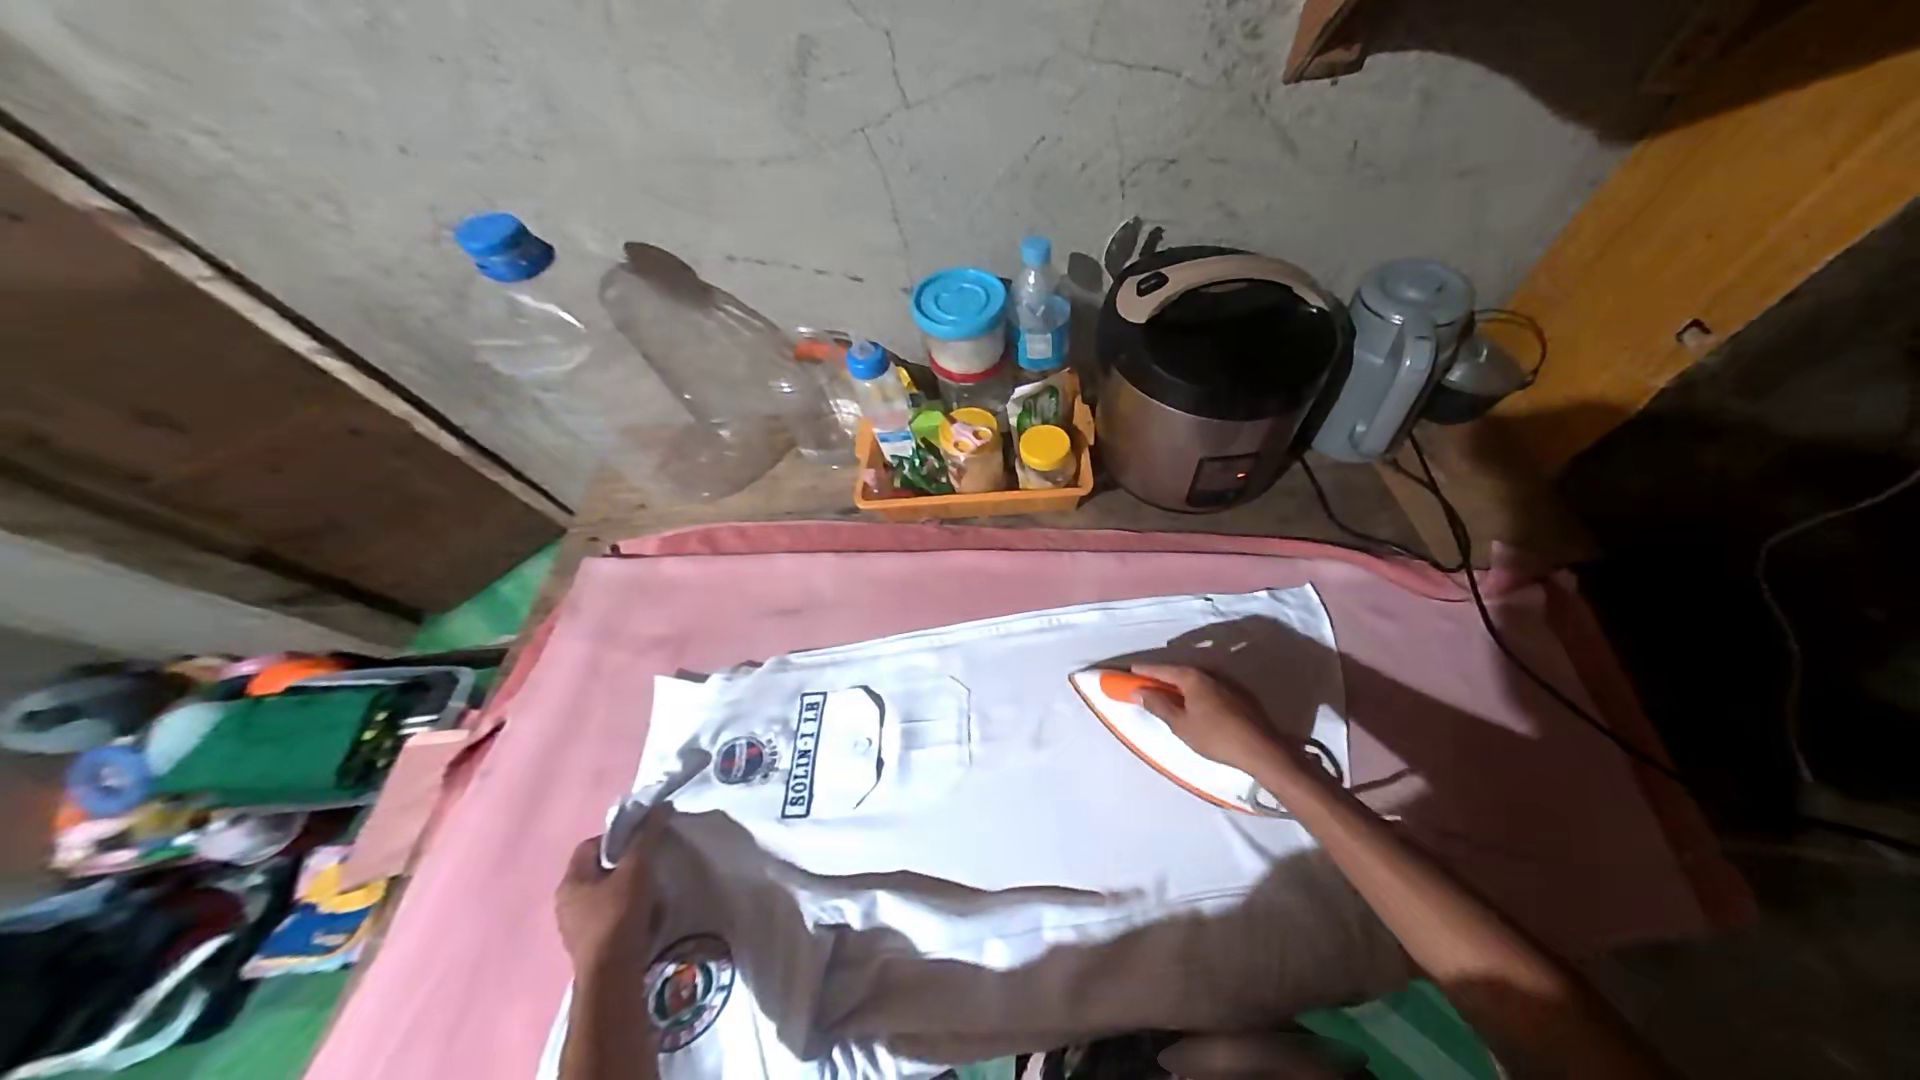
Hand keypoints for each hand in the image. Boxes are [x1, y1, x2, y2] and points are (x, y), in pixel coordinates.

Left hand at [555, 804, 669, 981]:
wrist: (612, 976)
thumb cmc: (619, 915)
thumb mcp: (637, 869)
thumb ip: (647, 837)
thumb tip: (659, 808)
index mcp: (570, 881)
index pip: (591, 845)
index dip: (617, 838)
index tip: (641, 842)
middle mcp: (565, 903)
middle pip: (599, 870)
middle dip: (625, 866)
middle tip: (649, 866)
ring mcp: (574, 928)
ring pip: (605, 895)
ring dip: (628, 891)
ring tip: (651, 894)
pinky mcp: (588, 947)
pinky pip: (608, 918)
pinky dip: (626, 913)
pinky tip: (644, 919)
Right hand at [1129, 664, 1307, 781]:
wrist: (1261, 750)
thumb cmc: (1215, 737)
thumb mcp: (1180, 724)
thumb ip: (1158, 705)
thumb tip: (1138, 691)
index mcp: (1192, 677)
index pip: (1160, 669)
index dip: (1142, 671)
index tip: (1126, 672)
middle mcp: (1208, 674)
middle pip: (1177, 672)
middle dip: (1158, 677)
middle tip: (1142, 684)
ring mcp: (1224, 684)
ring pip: (1192, 680)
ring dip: (1175, 685)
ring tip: (1162, 695)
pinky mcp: (1236, 696)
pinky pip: (1204, 689)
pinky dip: (1190, 692)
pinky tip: (1188, 705)